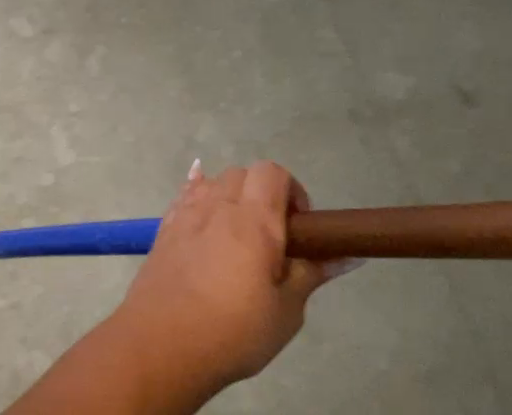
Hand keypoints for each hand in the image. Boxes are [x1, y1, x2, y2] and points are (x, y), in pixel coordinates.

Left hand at [109, 160, 346, 394]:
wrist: (164, 339)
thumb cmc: (235, 329)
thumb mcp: (287, 308)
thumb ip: (311, 272)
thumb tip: (348, 254)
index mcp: (250, 220)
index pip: (271, 172)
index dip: (293, 191)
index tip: (302, 227)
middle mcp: (213, 206)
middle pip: (241, 174)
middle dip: (265, 194)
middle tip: (279, 236)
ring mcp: (183, 214)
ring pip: (212, 183)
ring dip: (234, 197)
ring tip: (246, 236)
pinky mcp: (164, 228)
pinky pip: (185, 195)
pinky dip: (201, 195)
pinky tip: (209, 213)